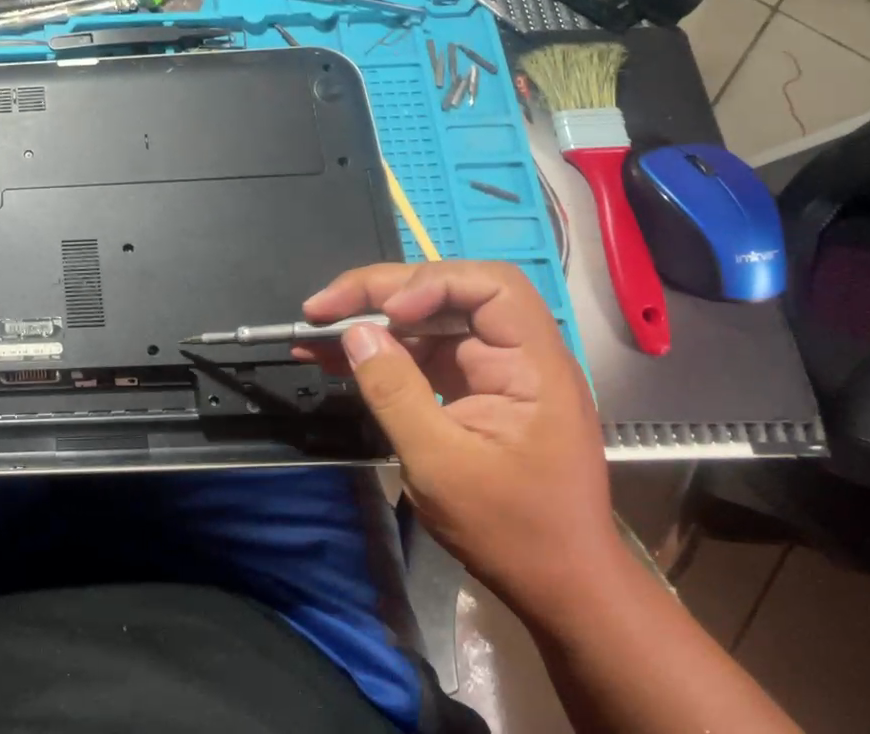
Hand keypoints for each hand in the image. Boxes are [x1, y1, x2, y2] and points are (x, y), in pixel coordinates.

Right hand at [300, 260, 619, 611]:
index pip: (491, 287)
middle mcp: (516, 358)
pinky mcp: (471, 393)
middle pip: (448, 296)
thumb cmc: (512, 529)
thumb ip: (395, 391)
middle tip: (320, 308)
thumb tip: (355, 333)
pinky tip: (334, 359)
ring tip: (312, 333)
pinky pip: (420, 357)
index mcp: (532, 366)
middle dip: (380, 294)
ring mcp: (491, 375)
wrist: (557, 586)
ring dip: (369, 323)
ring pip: (426, 324)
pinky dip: (378, 354)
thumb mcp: (441, 462)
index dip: (431, 284)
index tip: (384, 312)